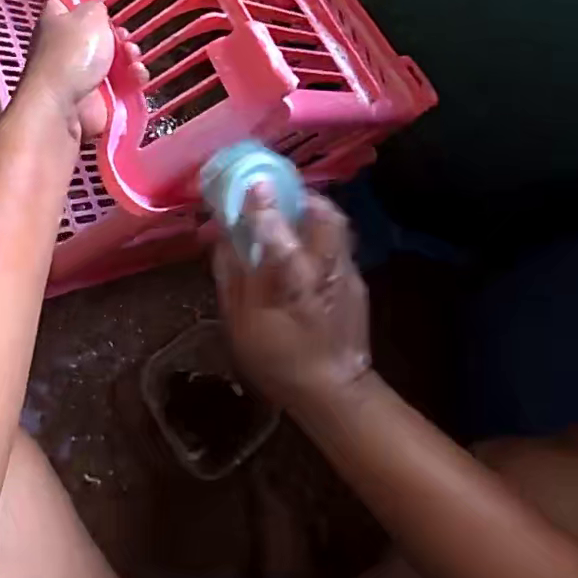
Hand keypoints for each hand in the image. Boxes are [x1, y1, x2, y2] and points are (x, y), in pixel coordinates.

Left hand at [18, 0, 130, 139]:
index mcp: (56, 22)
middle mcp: (66, 48)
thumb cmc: (71, 52)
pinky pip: (123, 85)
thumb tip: (97, 10)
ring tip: (131, 56)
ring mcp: (82, 75)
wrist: (63, 106)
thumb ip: (96, 7)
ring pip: (115, 60)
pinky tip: (136, 75)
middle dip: (118, 35)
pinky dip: (133, 79)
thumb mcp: (88, 15)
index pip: (68, 4)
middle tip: (123, 37)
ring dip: (130, 57)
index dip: (87, 2)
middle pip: (99, 35)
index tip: (107, 2)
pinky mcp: (98, 98)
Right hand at [212, 186, 371, 412]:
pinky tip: (307, 247)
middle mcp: (324, 271)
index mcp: (290, 284)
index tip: (256, 184)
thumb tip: (220, 234)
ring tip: (294, 211)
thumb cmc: (276, 359)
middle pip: (325, 218)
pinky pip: (338, 243)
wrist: (334, 393)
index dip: (264, 207)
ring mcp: (346, 273)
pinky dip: (321, 234)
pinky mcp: (358, 280)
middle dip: (303, 197)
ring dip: (315, 211)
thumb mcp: (238, 322)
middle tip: (281, 194)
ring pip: (337, 226)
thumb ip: (230, 273)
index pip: (277, 234)